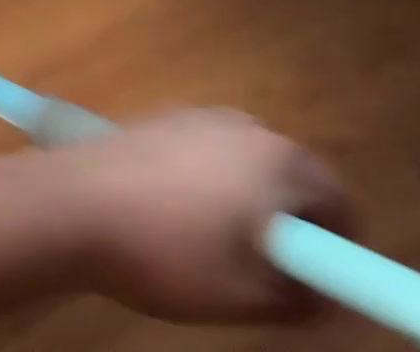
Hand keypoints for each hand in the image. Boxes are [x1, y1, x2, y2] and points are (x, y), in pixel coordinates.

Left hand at [51, 107, 355, 324]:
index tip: (329, 281)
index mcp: (280, 161)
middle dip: (296, 221)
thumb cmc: (168, 253)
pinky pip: (211, 152)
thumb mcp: (243, 297)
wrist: (74, 204)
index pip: (340, 197)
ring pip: (250, 162)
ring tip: (223, 245)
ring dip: (253, 200)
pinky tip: (179, 215)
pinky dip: (214, 182)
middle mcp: (249, 127)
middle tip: (276, 269)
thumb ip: (300, 300)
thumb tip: (331, 302)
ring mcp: (203, 116)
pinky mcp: (166, 118)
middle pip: (296, 173)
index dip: (344, 244)